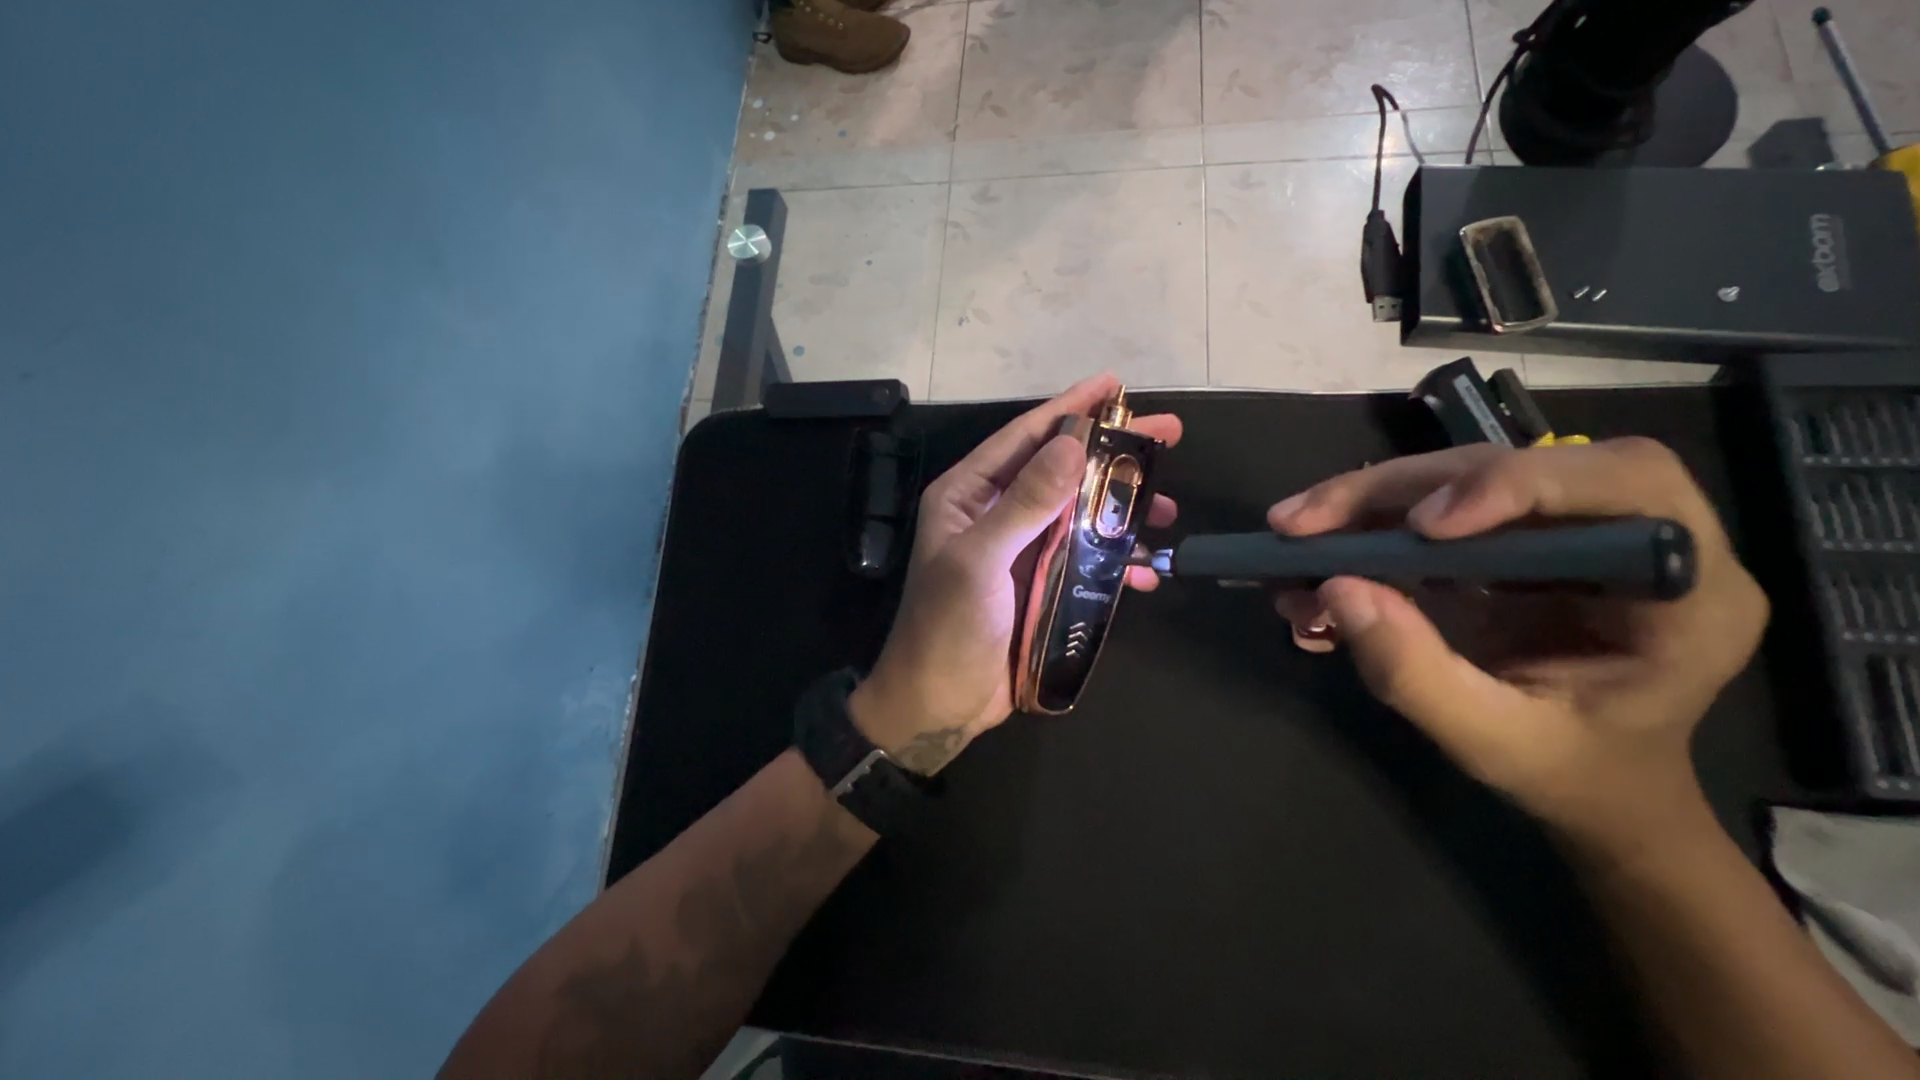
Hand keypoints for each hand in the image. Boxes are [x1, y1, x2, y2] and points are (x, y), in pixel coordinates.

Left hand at [851, 375, 1181, 774]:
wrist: (937, 705)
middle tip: (1170, 436)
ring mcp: (1020, 551)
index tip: (1116, 385)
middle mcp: (994, 514)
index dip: (1071, 408)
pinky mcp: (1039, 587)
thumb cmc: (947, 629)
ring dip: (1121, 511)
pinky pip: (1084, 561)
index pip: (1024, 437)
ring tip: (1168, 509)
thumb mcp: (982, 560)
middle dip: (1112, 455)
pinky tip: (1146, 571)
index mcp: (967, 495)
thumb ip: (1025, 502)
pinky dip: (1115, 563)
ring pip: (1079, 514)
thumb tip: (1073, 442)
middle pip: (1060, 471)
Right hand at [1267, 438, 1767, 847]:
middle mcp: (1635, 539)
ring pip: (1463, 478)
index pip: (1626, 485)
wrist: (1595, 790)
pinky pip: (1435, 509)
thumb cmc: (1572, 777)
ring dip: (1368, 502)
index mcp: (1687, 593)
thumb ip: (1418, 675)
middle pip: (1517, 466)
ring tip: (1292, 535)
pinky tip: (1315, 559)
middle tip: (1306, 522)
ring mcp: (1568, 532)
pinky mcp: (1514, 539)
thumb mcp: (1494, 743)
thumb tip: (1334, 589)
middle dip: (1400, 488)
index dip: (1518, 483)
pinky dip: (1368, 527)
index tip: (1424, 524)